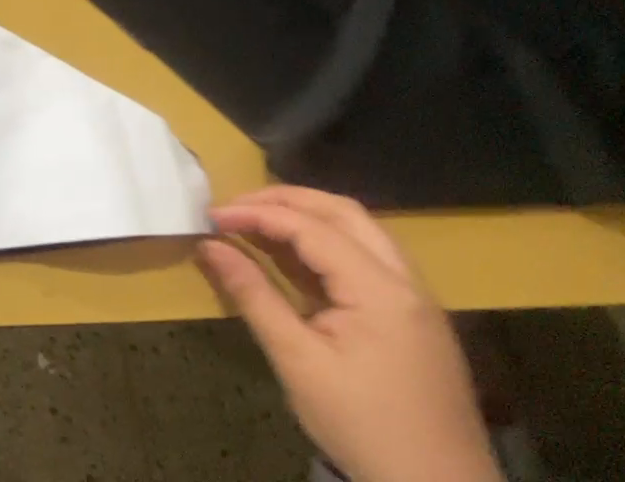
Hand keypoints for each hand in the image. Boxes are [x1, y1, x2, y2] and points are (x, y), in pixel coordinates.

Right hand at [199, 187, 502, 481]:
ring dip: (307, 218)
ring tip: (256, 224)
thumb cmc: (362, 425)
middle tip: (233, 207)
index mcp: (381, 290)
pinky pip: (368, 259)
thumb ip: (253, 294)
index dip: (256, 213)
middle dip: (285, 200)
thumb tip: (208, 245)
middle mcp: (406, 282)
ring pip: (361, 231)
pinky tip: (291, 258)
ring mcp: (416, 299)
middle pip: (344, 213)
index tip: (209, 216)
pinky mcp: (413, 317)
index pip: (311, 228)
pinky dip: (325, 244)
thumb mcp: (297, 360)